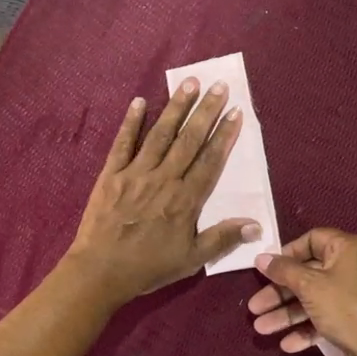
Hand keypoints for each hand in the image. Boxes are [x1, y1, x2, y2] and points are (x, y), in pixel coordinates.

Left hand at [64, 78, 257, 303]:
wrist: (100, 271)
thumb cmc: (148, 268)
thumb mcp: (191, 260)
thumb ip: (222, 238)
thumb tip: (256, 225)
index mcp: (185, 200)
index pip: (209, 161)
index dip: (223, 135)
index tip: (235, 112)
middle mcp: (163, 179)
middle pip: (188, 140)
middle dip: (205, 111)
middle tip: (218, 86)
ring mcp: (135, 174)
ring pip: (160, 135)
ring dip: (175, 108)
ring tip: (189, 84)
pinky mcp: (111, 175)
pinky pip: (122, 143)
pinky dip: (131, 122)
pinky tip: (139, 102)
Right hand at [249, 229, 356, 355]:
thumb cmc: (347, 308)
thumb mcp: (310, 286)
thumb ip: (283, 271)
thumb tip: (261, 258)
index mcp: (349, 249)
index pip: (313, 239)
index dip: (287, 253)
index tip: (266, 269)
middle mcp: (354, 267)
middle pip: (308, 274)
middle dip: (279, 293)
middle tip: (255, 308)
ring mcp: (356, 295)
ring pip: (314, 299)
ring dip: (287, 314)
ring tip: (261, 329)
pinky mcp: (355, 319)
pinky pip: (325, 317)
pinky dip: (307, 328)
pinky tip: (287, 344)